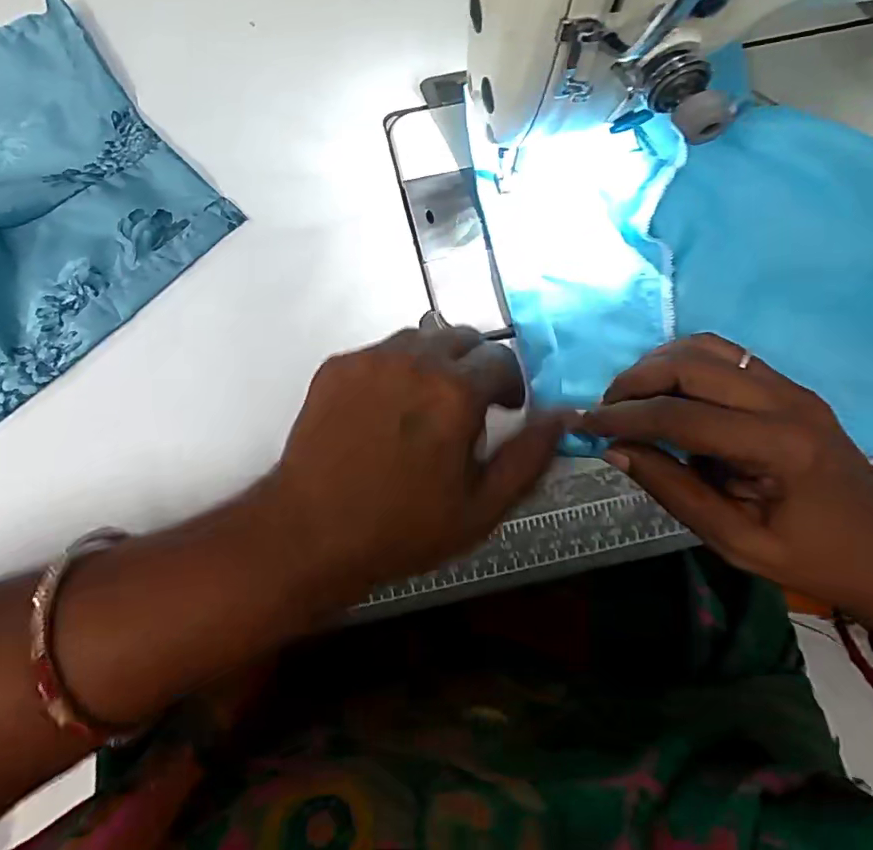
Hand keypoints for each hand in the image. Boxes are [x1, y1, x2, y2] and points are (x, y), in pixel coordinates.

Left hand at [253, 320, 571, 598]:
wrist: (310, 534)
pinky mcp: (336, 366)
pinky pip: (380, 352)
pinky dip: (395, 369)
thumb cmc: (402, 528)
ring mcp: (370, 360)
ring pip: (420, 339)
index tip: (506, 409)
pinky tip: (385, 409)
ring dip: (436, 362)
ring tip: (426, 404)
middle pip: (463, 338)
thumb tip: (562, 416)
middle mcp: (414, 361)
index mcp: (456, 392)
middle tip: (468, 406)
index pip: (502, 360)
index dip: (511, 386)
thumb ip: (530, 455)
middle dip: (477, 366)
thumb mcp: (482, 507)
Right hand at [580, 334, 872, 655]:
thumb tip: (617, 450)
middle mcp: (788, 401)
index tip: (587, 424)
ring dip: (660, 364)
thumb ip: (676, 491)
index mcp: (780, 447)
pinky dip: (687, 364)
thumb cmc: (815, 562)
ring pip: (709, 348)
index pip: (683, 415)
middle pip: (692, 365)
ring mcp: (793, 388)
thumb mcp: (738, 543)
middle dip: (637, 381)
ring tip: (631, 396)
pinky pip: (728, 356)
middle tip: (605, 409)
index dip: (627, 418)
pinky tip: (668, 390)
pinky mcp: (792, 388)